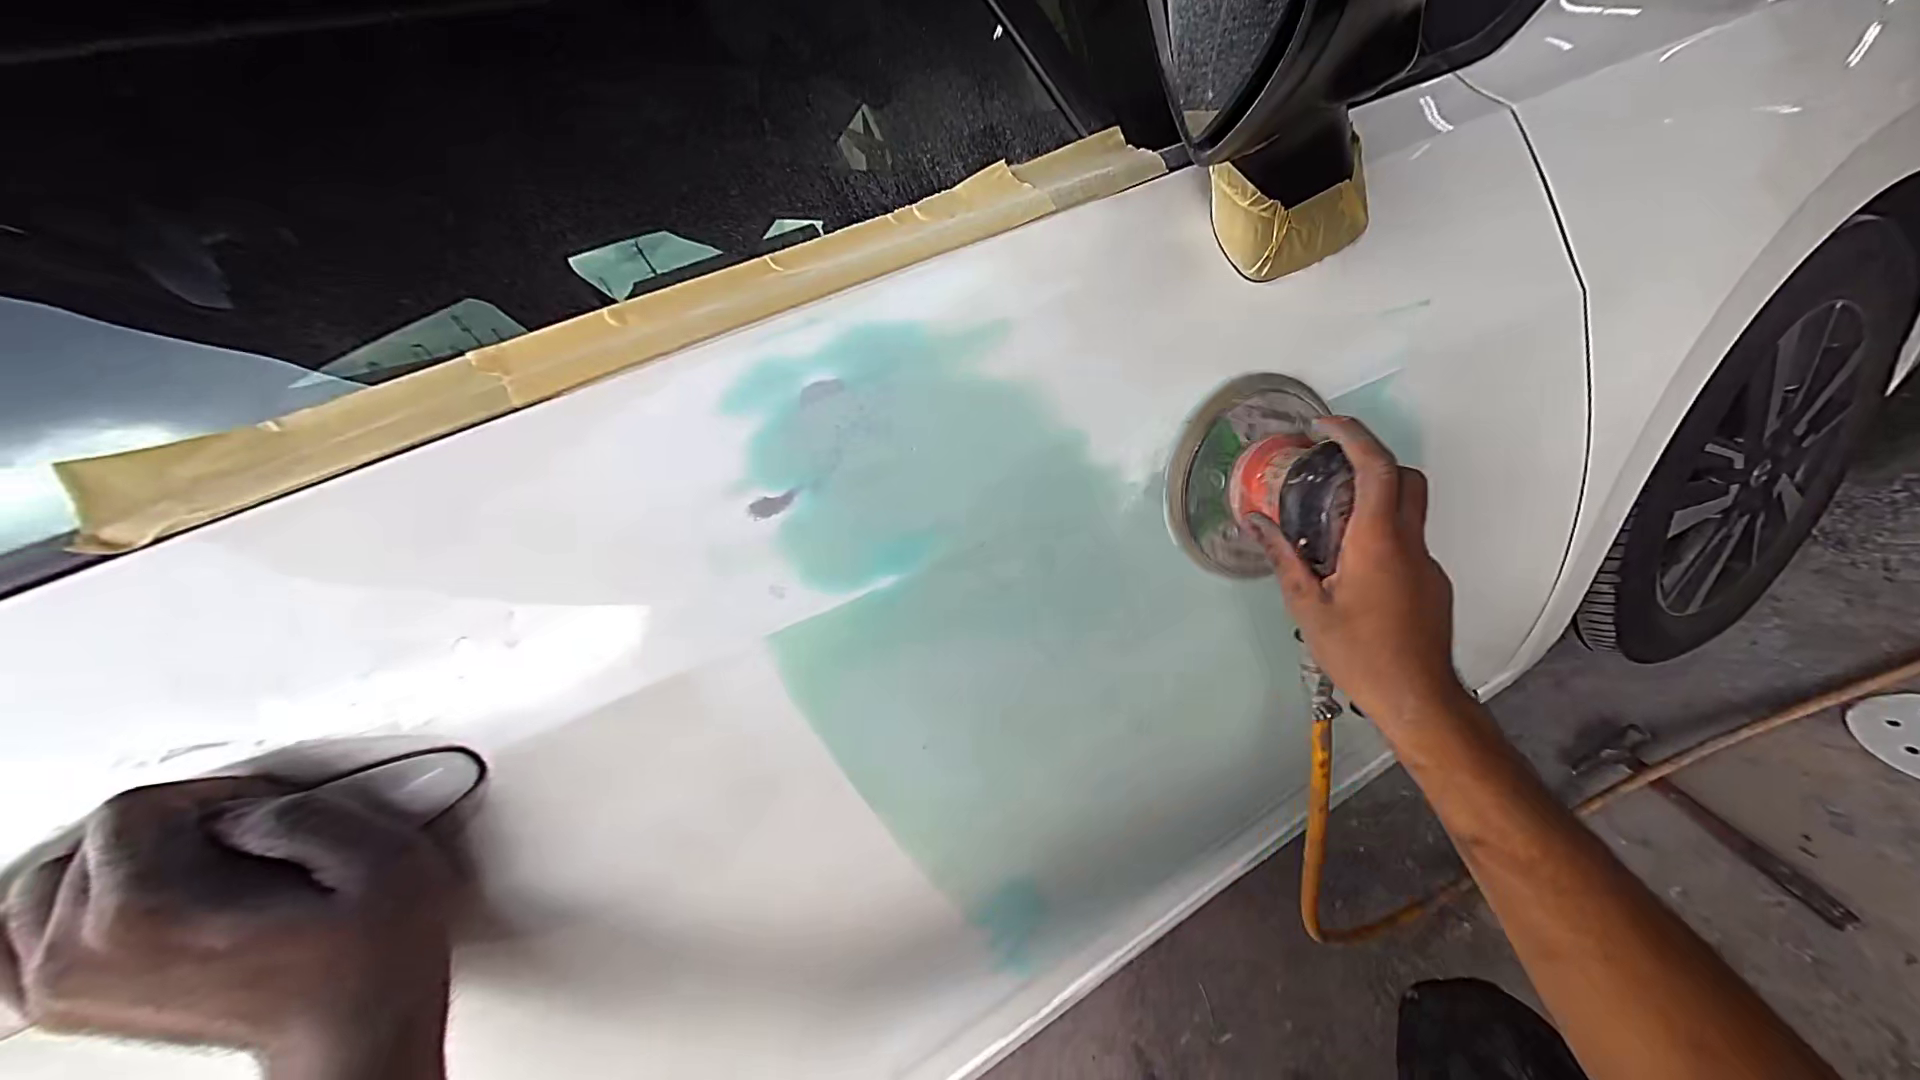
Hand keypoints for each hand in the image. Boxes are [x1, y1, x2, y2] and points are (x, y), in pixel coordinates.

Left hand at [0, 777, 453, 1079]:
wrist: (358, 1026)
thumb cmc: (374, 951)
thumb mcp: (381, 856)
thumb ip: (304, 814)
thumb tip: (244, 809)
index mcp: (146, 917)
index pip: (130, 812)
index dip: (216, 791)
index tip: (270, 809)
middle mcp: (78, 960)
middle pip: (88, 844)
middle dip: (179, 824)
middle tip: (258, 835)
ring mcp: (64, 993)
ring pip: (48, 885)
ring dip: (130, 860)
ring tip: (213, 864)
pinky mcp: (73, 1008)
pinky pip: (22, 941)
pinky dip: (73, 909)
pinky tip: (145, 901)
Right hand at [1247, 416, 1468, 726]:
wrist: (1417, 697)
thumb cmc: (1357, 652)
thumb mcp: (1306, 605)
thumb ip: (1283, 557)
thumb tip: (1254, 521)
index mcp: (1378, 542)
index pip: (1377, 469)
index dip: (1353, 436)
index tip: (1324, 426)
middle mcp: (1409, 543)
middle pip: (1405, 478)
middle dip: (1370, 458)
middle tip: (1328, 466)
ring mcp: (1426, 563)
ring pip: (1408, 508)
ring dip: (1373, 495)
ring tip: (1326, 518)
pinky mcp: (1430, 582)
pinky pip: (1405, 539)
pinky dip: (1378, 531)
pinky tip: (1346, 565)